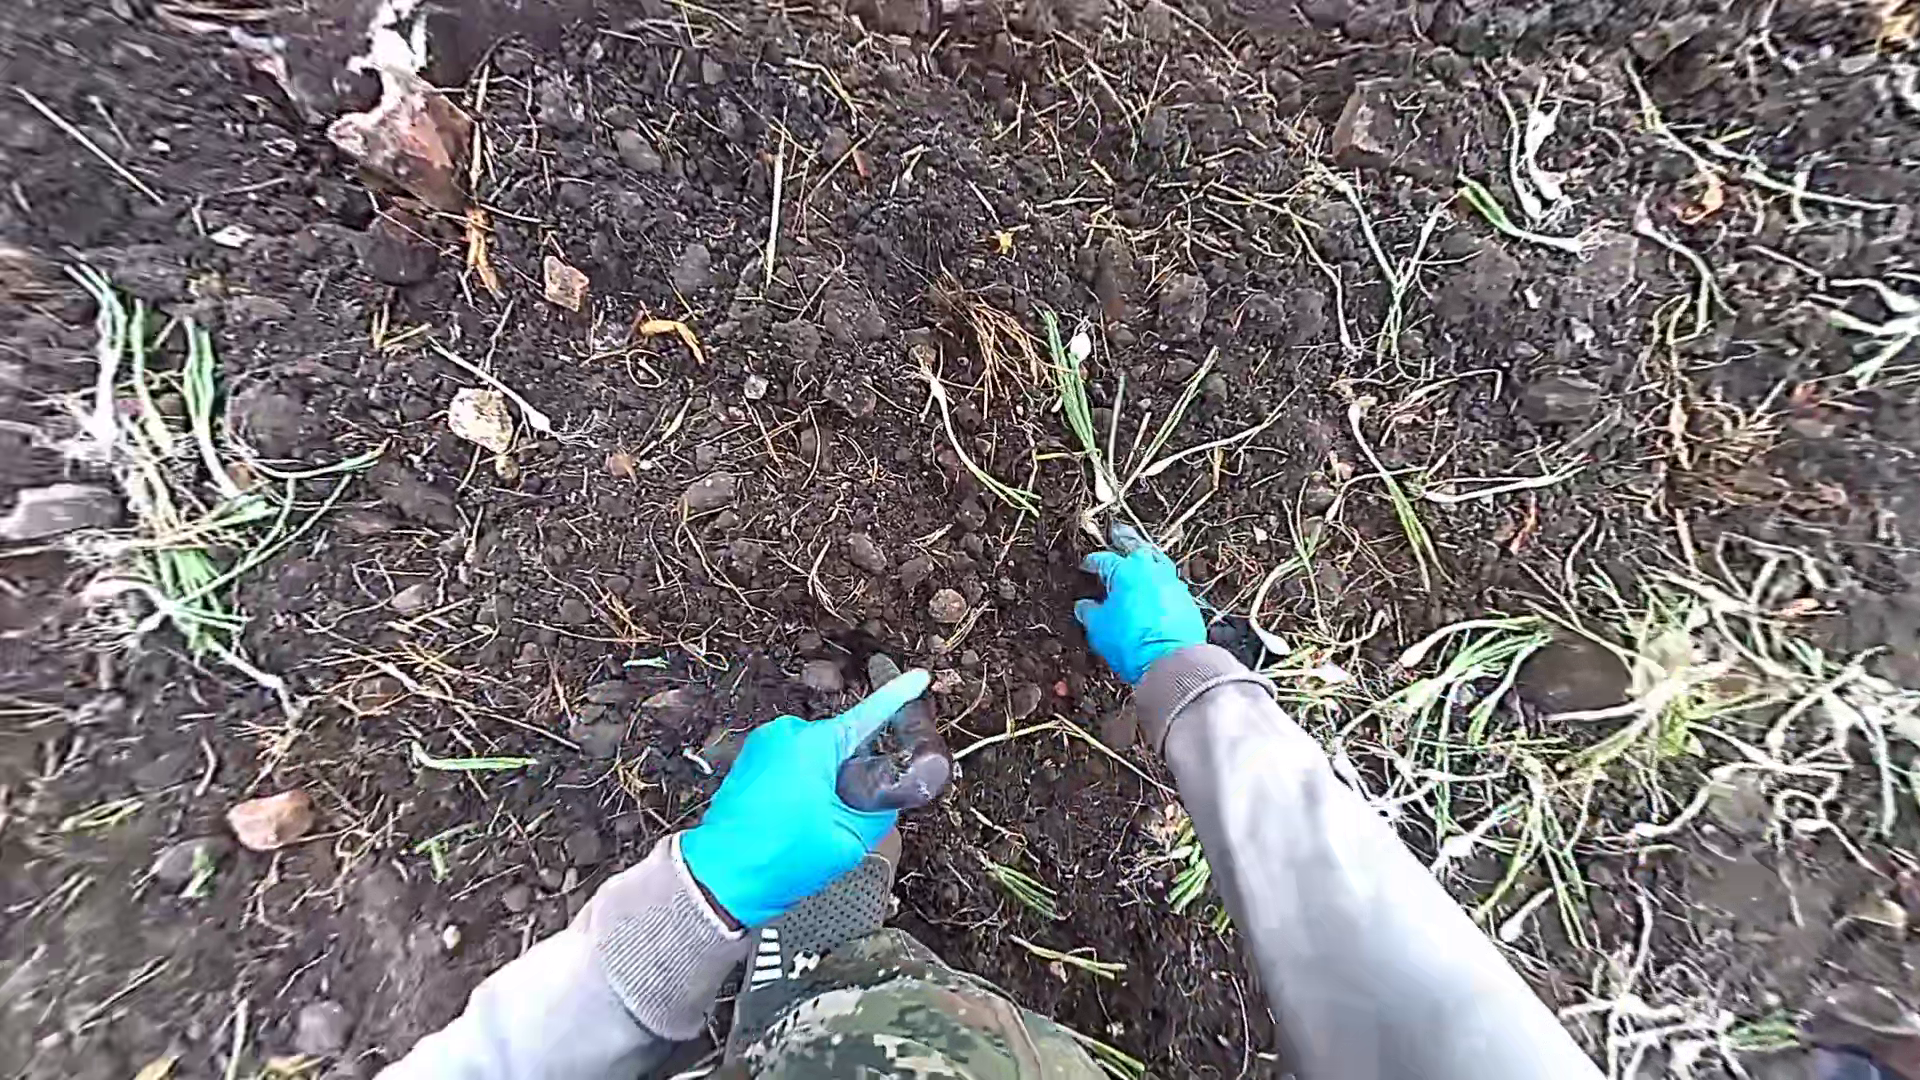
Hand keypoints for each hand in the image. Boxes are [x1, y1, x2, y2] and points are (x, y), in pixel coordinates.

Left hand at [679, 669, 931, 926]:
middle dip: (855, 767)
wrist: (719, 881)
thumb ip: (881, 809)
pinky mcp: (753, 755)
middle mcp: (790, 732)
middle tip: (847, 808)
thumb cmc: (778, 859)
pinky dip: (804, 778)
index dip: (900, 696)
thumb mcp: (849, 839)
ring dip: (826, 775)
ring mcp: (767, 741)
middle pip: (845, 739)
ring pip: (820, 751)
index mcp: (816, 744)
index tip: (918, 678)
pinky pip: (795, 758)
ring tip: (810, 818)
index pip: (871, 714)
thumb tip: (893, 793)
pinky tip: (794, 812)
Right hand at [1074, 524, 1205, 683]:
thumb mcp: (1099, 627)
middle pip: (1136, 553)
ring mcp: (1173, 584)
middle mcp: (1152, 570)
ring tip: (1135, 578)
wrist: (1172, 661)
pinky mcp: (1188, 601)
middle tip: (1115, 555)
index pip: (1103, 560)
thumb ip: (1089, 612)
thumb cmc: (1132, 641)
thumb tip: (1085, 606)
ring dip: (1145, 571)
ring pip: (1156, 568)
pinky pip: (1169, 588)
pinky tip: (1152, 599)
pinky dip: (1159, 590)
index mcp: (1126, 570)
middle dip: (1124, 552)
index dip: (1092, 563)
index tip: (1086, 566)